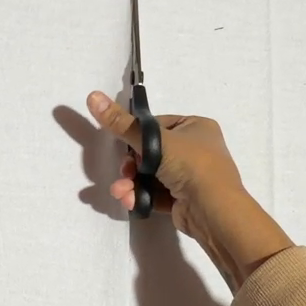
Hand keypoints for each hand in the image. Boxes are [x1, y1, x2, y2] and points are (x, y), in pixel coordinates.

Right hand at [86, 91, 294, 288]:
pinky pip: (156, 193)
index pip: (158, 126)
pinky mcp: (183, 199)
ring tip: (120, 192)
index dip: (137, 136)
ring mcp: (190, 176)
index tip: (124, 146)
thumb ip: (121, 124)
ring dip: (132, 183)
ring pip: (151, 175)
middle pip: (151, 153)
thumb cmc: (190, 164)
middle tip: (124, 172)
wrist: (213, 210)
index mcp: (196, 127)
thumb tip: (92, 96)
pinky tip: (129, 201)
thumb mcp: (153, 141)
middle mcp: (196, 149)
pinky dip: (141, 196)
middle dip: (131, 166)